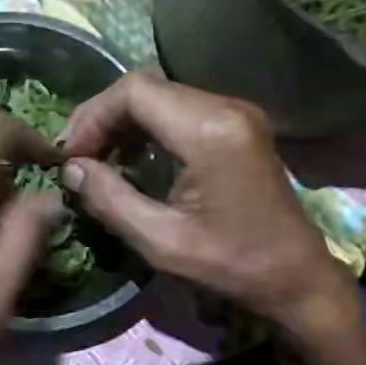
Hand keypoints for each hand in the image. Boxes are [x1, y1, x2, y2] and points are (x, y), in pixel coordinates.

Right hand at [60, 68, 353, 335]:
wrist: (294, 278)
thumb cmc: (230, 264)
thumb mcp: (160, 241)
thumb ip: (110, 199)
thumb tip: (70, 169)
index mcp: (209, 131)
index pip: (134, 91)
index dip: (92, 117)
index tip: (71, 158)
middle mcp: (225, 108)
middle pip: (145, 86)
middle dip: (101, 118)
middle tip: (76, 159)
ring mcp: (235, 114)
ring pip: (159, 95)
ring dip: (121, 122)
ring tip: (96, 160)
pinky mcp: (236, 127)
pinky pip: (178, 110)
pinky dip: (144, 128)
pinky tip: (130, 160)